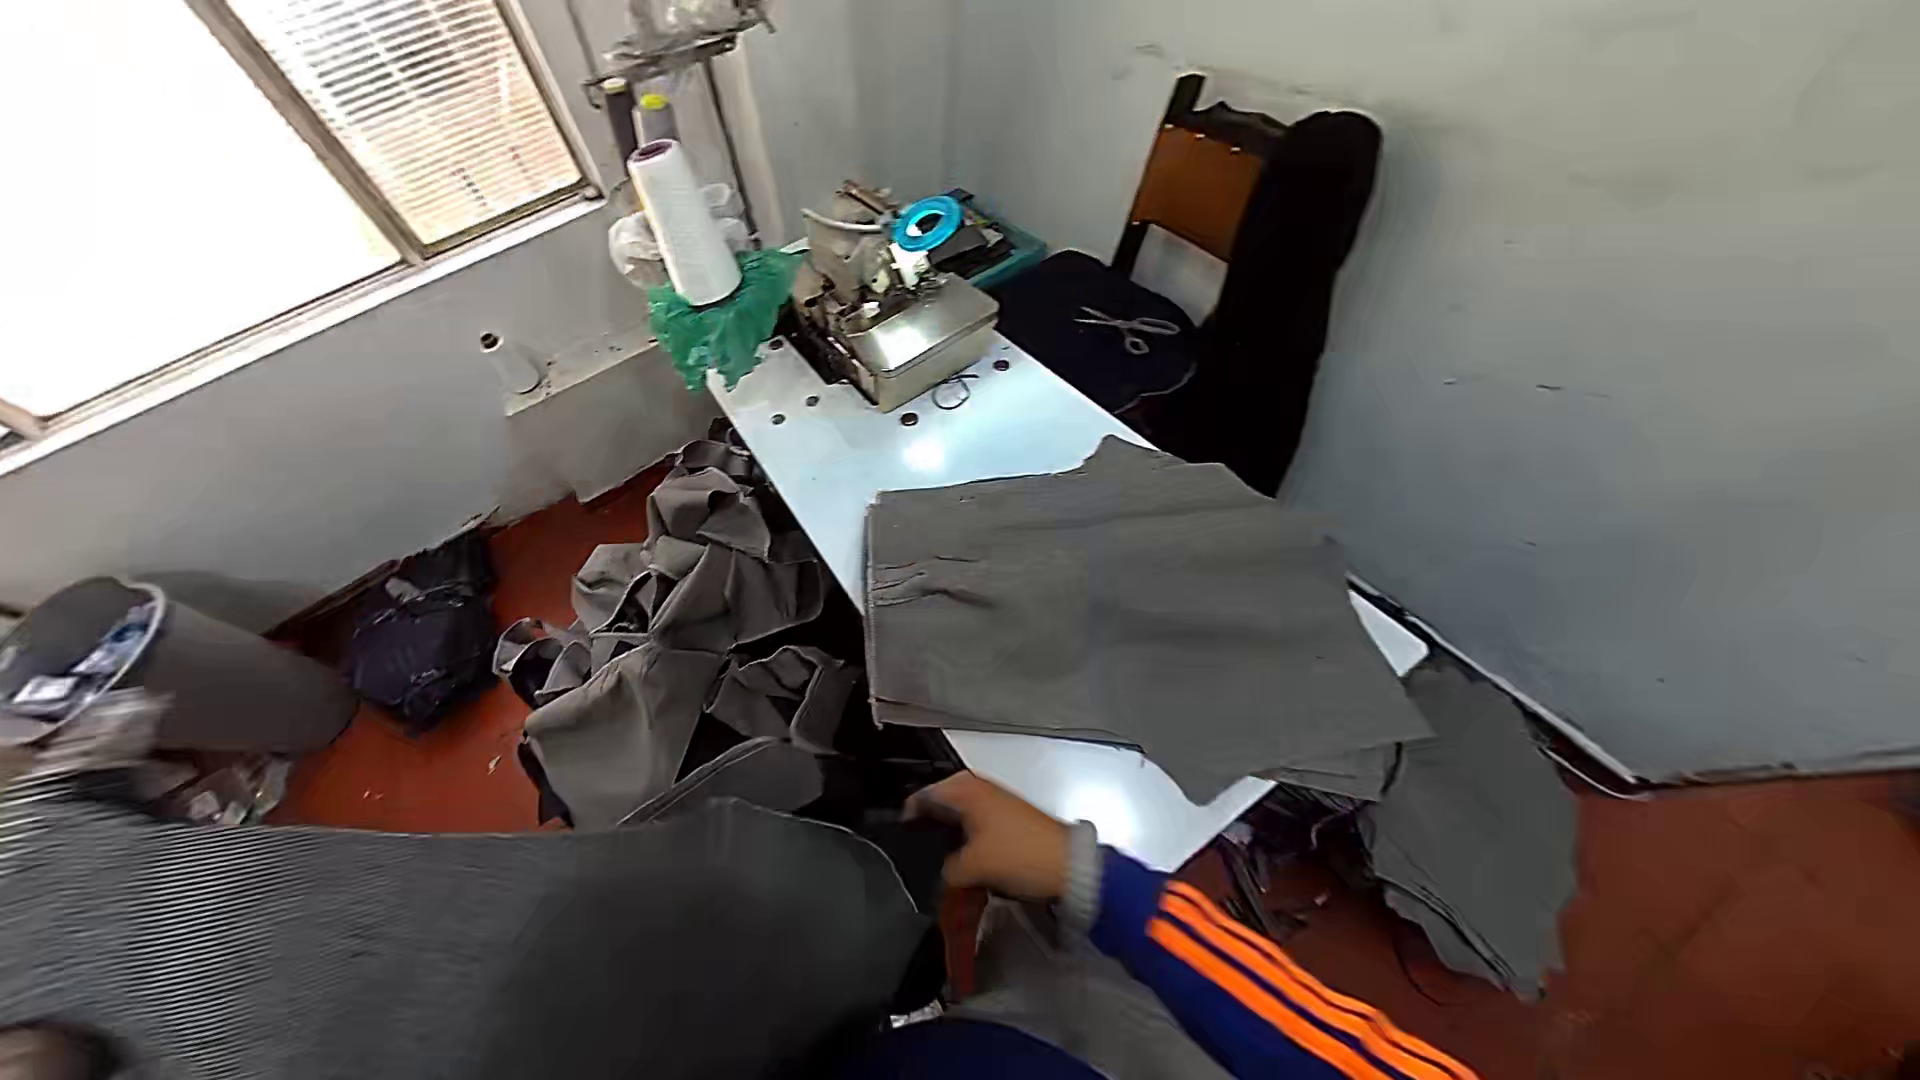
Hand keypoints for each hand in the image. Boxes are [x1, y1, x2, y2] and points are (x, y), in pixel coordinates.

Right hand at [908, 772, 1069, 900]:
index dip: (909, 816)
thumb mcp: (973, 868)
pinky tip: (966, 859)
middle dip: (930, 824)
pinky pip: (976, 822)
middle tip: (919, 848)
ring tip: (941, 858)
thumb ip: (947, 871)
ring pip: (960, 814)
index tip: (901, 835)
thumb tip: (944, 874)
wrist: (1067, 864)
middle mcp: (979, 787)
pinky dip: (967, 837)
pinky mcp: (1008, 815)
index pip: (924, 795)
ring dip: (950, 833)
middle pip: (942, 802)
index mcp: (966, 789)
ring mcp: (996, 799)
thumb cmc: (1019, 855)